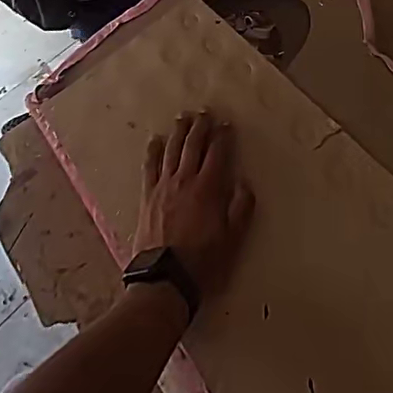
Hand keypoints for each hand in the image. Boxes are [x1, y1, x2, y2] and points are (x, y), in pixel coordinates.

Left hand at [134, 112, 255, 302]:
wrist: (164, 280)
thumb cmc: (203, 261)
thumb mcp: (233, 238)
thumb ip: (241, 208)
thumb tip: (244, 183)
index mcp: (208, 188)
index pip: (217, 153)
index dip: (223, 136)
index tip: (226, 124)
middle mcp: (185, 181)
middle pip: (193, 146)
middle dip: (200, 127)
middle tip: (204, 112)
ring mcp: (164, 187)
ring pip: (172, 151)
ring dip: (179, 132)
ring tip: (183, 118)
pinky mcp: (148, 197)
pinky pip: (150, 167)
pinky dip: (154, 152)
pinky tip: (156, 141)